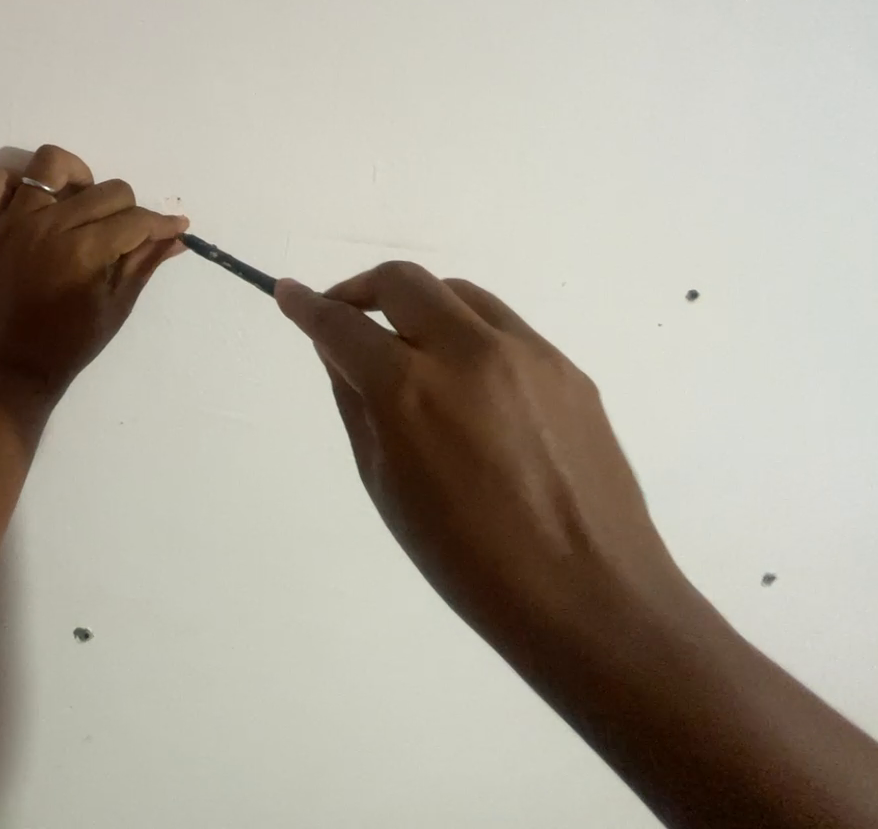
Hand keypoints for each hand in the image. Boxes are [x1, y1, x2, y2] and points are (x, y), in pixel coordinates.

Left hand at [0, 145, 188, 394]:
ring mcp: (14, 222)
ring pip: (49, 163)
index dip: (161, 224)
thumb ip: (143, 263)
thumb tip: (176, 235)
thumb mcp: (115, 306)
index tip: (173, 228)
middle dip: (127, 209)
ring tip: (80, 203)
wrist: (12, 366)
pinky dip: (16, 184)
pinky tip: (35, 205)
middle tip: (124, 234)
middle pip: (105, 190)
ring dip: (75, 177)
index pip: (136, 219)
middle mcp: (49, 226)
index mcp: (84, 251)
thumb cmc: (69, 344)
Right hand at [275, 262, 688, 642]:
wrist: (590, 596)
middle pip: (400, 281)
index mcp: (409, 389)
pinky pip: (500, 325)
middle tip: (343, 319)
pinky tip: (462, 380)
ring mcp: (526, 355)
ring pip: (455, 292)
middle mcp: (467, 353)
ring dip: (415, 304)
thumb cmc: (462, 554)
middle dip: (359, 289)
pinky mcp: (568, 369)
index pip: (341, 323)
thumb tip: (338, 349)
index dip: (306, 305)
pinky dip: (462, 331)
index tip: (288, 293)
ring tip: (405, 347)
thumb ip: (354, 400)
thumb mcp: (382, 479)